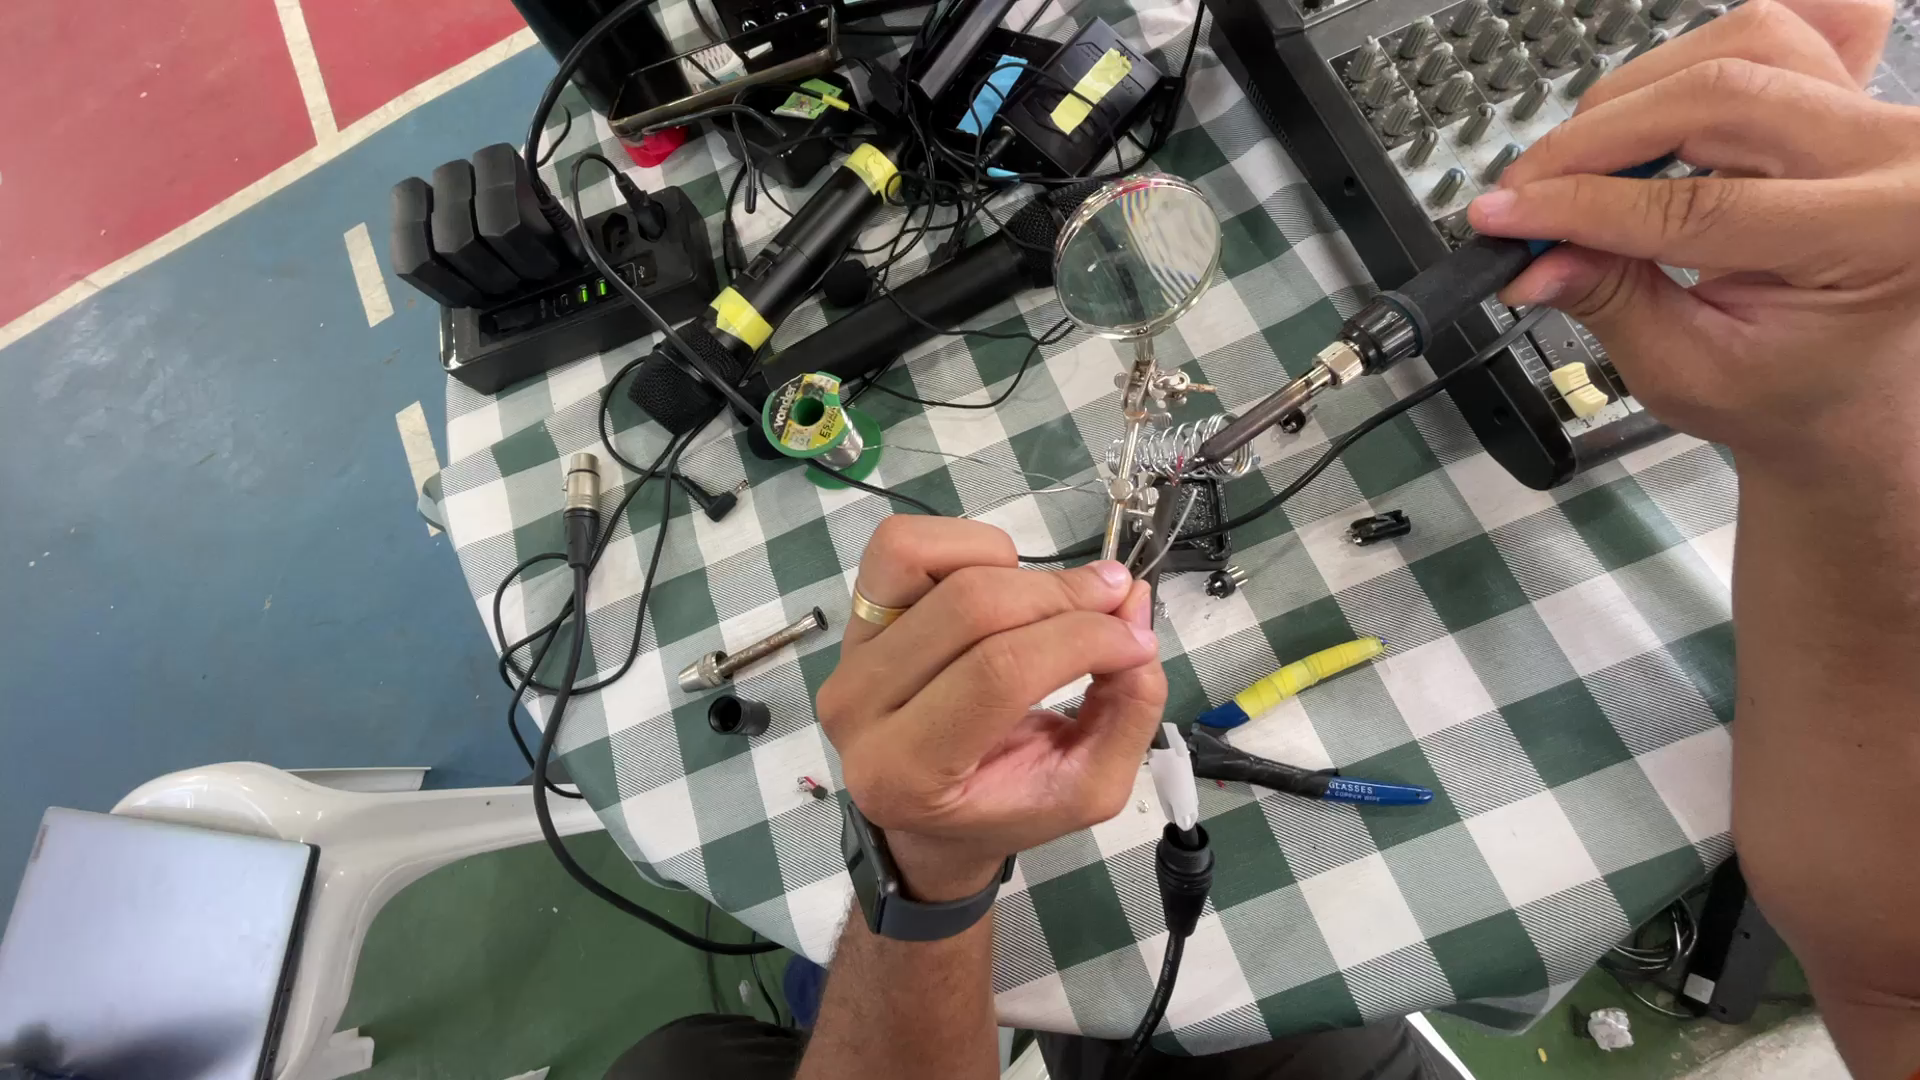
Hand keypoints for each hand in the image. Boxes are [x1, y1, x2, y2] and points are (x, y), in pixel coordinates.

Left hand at [817, 518, 1165, 901]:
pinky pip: (905, 543)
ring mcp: (849, 651)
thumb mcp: (1085, 786)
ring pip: (941, 566)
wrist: (928, 812)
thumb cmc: (1003, 802)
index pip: (999, 671)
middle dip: (1063, 596)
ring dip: (1019, 570)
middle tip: (1115, 604)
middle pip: (973, 606)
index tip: (1136, 639)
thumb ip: (1127, 709)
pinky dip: (970, 544)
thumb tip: (1133, 607)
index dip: (1081, 639)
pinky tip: (999, 580)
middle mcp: (860, 705)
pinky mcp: (856, 612)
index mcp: (906, 770)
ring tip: (1052, 604)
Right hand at [1467, 0, 1916, 479]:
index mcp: (1879, 236)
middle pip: (1720, 96)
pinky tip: (1660, 101)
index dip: (1578, 208)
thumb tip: (1532, 266)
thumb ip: (1609, 303)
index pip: (1694, 203)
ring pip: (1747, 43)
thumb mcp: (1680, 369)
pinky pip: (1799, 24)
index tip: (1498, 218)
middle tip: (1516, 193)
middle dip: (1592, 143)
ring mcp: (1885, 114)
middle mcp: (1901, 154)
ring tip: (1573, 163)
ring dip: (1633, 97)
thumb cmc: (1779, 390)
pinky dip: (1711, 51)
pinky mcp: (1854, 99)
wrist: (1846, 381)